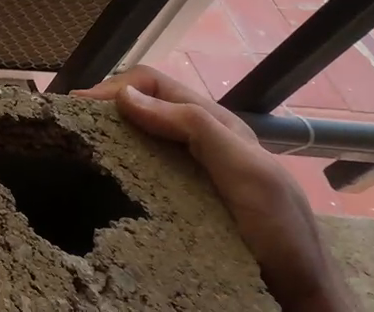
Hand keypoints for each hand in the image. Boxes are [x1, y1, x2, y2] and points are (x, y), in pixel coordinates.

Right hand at [74, 66, 355, 311]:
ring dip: (107, 135)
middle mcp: (199, 138)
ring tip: (78, 149)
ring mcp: (189, 169)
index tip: (78, 108)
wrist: (303, 298)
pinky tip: (103, 179)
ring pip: (136, 135)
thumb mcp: (249, 171)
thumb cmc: (278, 230)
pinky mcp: (179, 198)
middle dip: (103, 108)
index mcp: (215, 123)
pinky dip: (116, 165)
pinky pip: (139, 168)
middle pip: (139, 104)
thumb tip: (122, 94)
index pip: (151, 82)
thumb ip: (195, 126)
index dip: (113, 86)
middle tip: (70, 127)